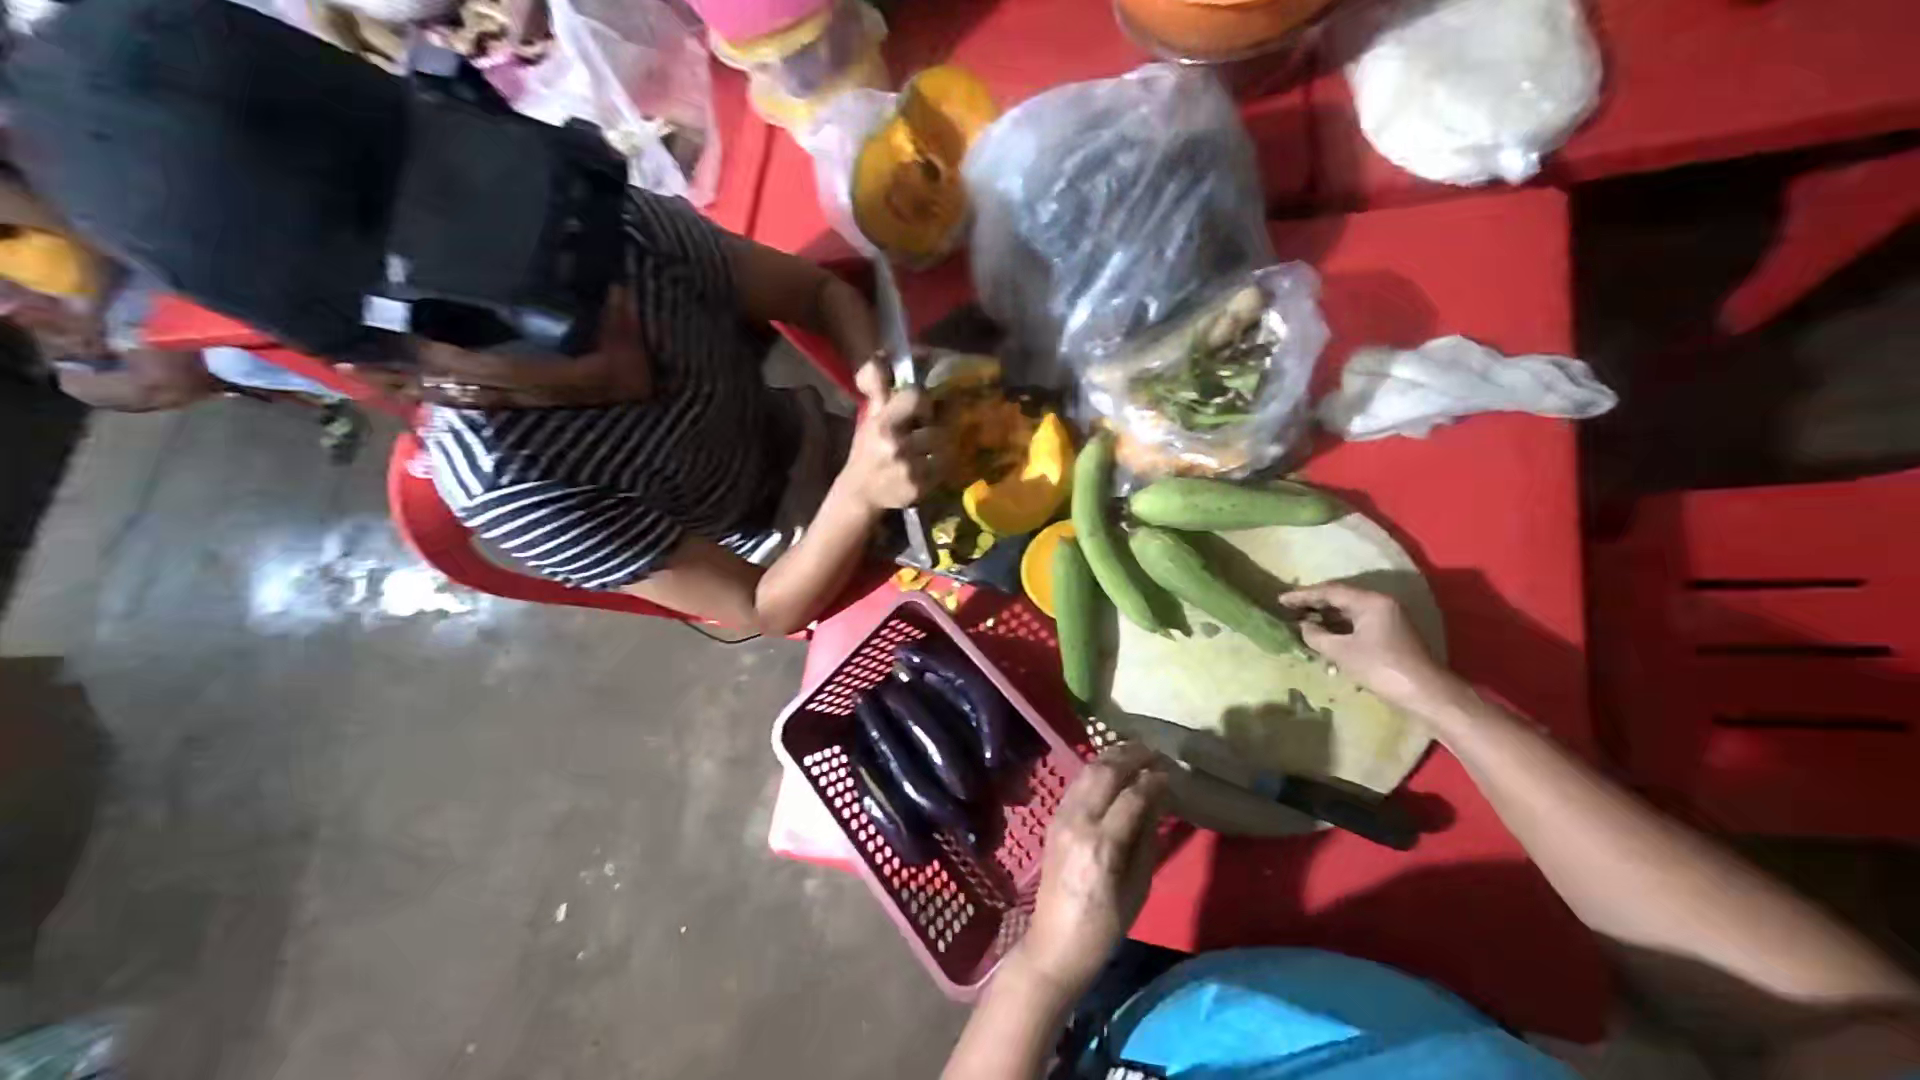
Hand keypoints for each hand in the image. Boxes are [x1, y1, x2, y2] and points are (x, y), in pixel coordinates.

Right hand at [841, 367, 935, 510]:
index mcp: (882, 422)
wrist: (860, 492)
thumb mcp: (870, 416)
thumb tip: (882, 354)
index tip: (921, 408)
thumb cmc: (868, 449)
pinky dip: (938, 468)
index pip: (916, 396)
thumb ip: (880, 387)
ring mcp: (908, 469)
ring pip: (944, 448)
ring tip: (928, 451)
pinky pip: (943, 470)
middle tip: (927, 432)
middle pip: (937, 425)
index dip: (923, 400)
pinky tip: (926, 469)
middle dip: (935, 428)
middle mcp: (895, 445)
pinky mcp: (918, 489)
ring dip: (940, 448)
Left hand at [1018, 744, 1168, 999]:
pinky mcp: (1053, 819)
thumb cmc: (1106, 925)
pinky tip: (1111, 769)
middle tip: (1154, 750)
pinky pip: (1076, 784)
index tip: (1171, 772)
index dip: (1154, 780)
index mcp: (1103, 845)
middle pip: (1105, 773)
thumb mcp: (1138, 887)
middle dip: (1131, 755)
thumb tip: (1159, 799)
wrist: (1056, 942)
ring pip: (1087, 771)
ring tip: (1135, 751)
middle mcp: (1078, 822)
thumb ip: (1148, 838)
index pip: (1132, 796)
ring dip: (1112, 757)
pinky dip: (1096, 770)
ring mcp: (1061, 817)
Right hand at [1279, 583, 1460, 711]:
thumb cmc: (1381, 668)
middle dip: (1313, 604)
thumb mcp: (1341, 652)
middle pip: (1340, 598)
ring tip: (1301, 621)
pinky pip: (1357, 624)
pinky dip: (1338, 628)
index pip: (1330, 591)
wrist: (1426, 694)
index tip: (1280, 599)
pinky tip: (1323, 636)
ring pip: (1348, 612)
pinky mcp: (1389, 634)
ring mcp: (1387, 619)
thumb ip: (1316, 636)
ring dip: (1325, 617)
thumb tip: (1303, 626)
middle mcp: (1380, 604)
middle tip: (1288, 608)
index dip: (1302, 595)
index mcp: (1370, 602)